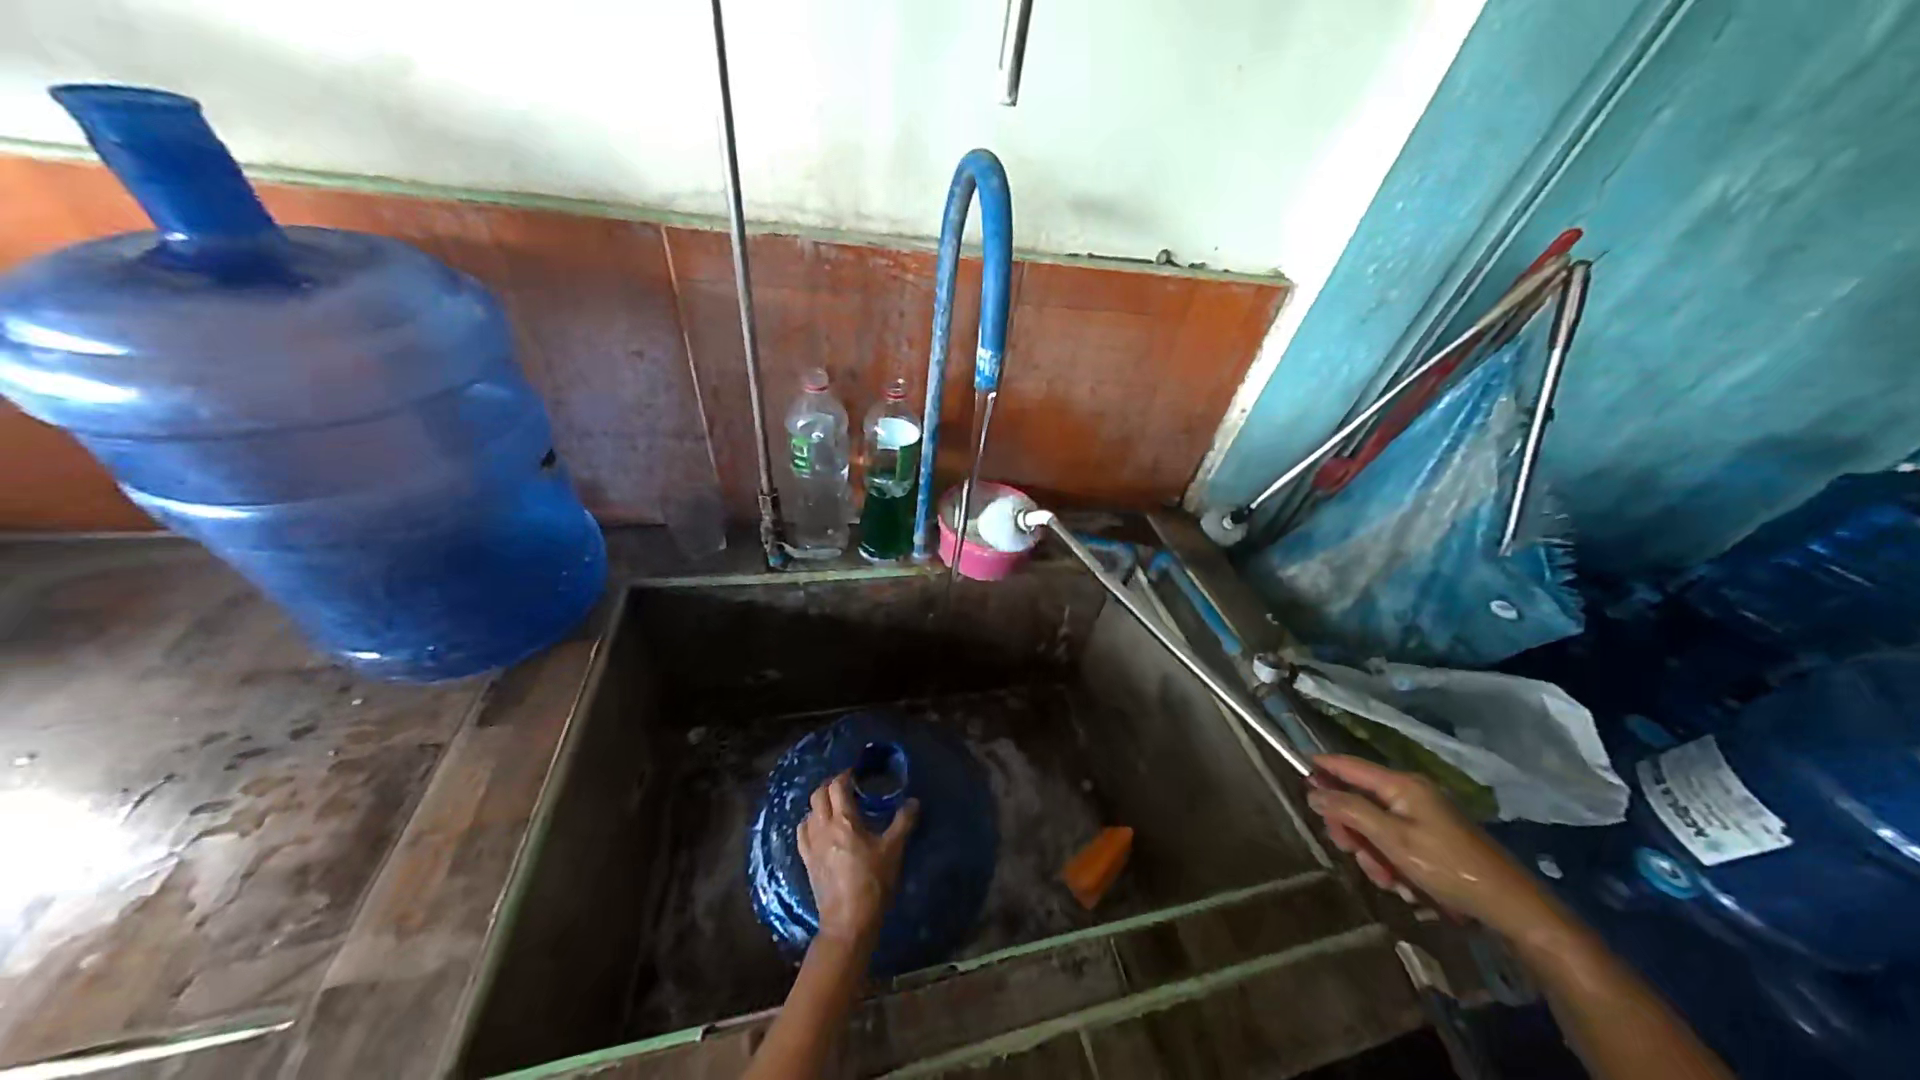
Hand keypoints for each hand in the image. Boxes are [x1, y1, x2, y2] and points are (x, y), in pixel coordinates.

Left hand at [798, 771, 918, 945]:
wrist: (849, 920)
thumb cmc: (873, 882)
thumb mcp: (894, 850)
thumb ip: (903, 822)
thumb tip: (914, 801)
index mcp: (844, 820)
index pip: (837, 786)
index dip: (845, 775)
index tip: (856, 773)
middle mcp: (822, 827)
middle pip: (818, 794)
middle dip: (831, 785)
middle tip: (846, 786)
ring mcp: (811, 845)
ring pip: (808, 812)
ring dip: (820, 803)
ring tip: (835, 806)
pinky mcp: (807, 861)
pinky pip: (802, 832)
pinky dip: (810, 822)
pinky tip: (820, 828)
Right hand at [1305, 754, 1551, 935]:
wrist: (1509, 906)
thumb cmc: (1447, 866)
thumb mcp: (1391, 839)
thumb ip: (1349, 811)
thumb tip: (1314, 791)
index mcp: (1401, 785)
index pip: (1349, 765)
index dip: (1321, 766)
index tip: (1295, 771)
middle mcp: (1410, 794)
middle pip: (1358, 800)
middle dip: (1350, 828)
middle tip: (1349, 850)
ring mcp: (1422, 816)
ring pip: (1373, 827)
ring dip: (1372, 853)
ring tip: (1388, 878)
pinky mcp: (1431, 838)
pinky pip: (1393, 843)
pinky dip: (1391, 862)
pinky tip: (1404, 884)